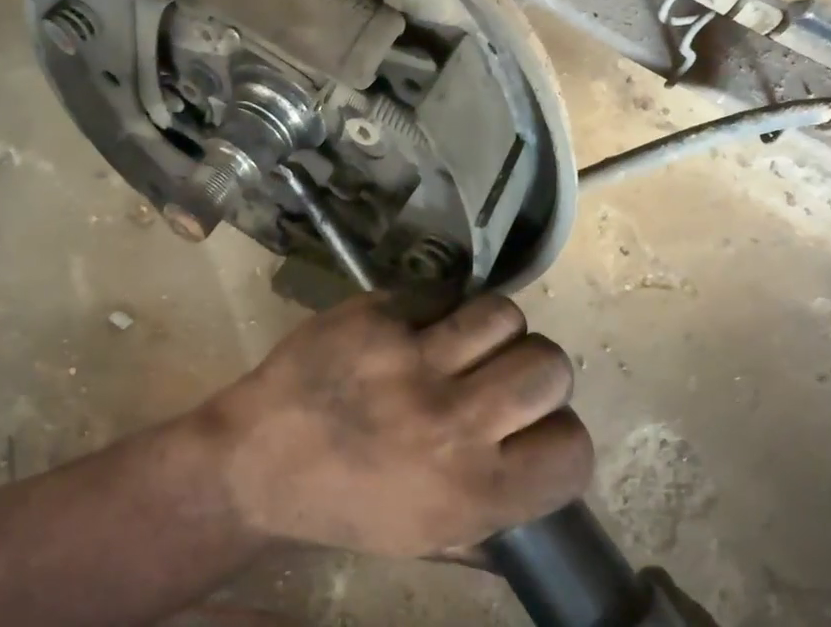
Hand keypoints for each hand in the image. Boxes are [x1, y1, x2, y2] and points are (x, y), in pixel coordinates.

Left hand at [202, 293, 592, 557]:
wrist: (257, 461)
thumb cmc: (344, 505)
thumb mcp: (428, 538)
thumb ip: (498, 516)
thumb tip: (550, 475)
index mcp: (474, 492)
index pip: (573, 447)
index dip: (562, 434)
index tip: (538, 428)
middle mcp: (453, 424)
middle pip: (548, 366)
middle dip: (535, 371)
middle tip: (501, 377)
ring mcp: (411, 360)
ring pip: (503, 315)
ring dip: (493, 329)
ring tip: (466, 342)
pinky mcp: (377, 316)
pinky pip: (443, 293)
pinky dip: (439, 306)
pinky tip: (417, 327)